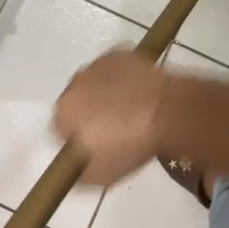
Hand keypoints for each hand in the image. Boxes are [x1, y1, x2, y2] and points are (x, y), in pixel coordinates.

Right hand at [54, 50, 170, 184]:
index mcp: (65, 110)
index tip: (96, 146)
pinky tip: (135, 91)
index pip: (61, 129)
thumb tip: (75, 163)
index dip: (78, 139)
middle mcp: (76, 82)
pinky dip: (119, 78)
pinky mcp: (120, 52)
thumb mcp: (98, 175)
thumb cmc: (130, 144)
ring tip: (127, 108)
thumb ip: (77, 170)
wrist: (167, 110)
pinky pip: (113, 68)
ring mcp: (99, 63)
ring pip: (93, 83)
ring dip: (103, 94)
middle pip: (76, 102)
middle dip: (88, 113)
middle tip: (112, 128)